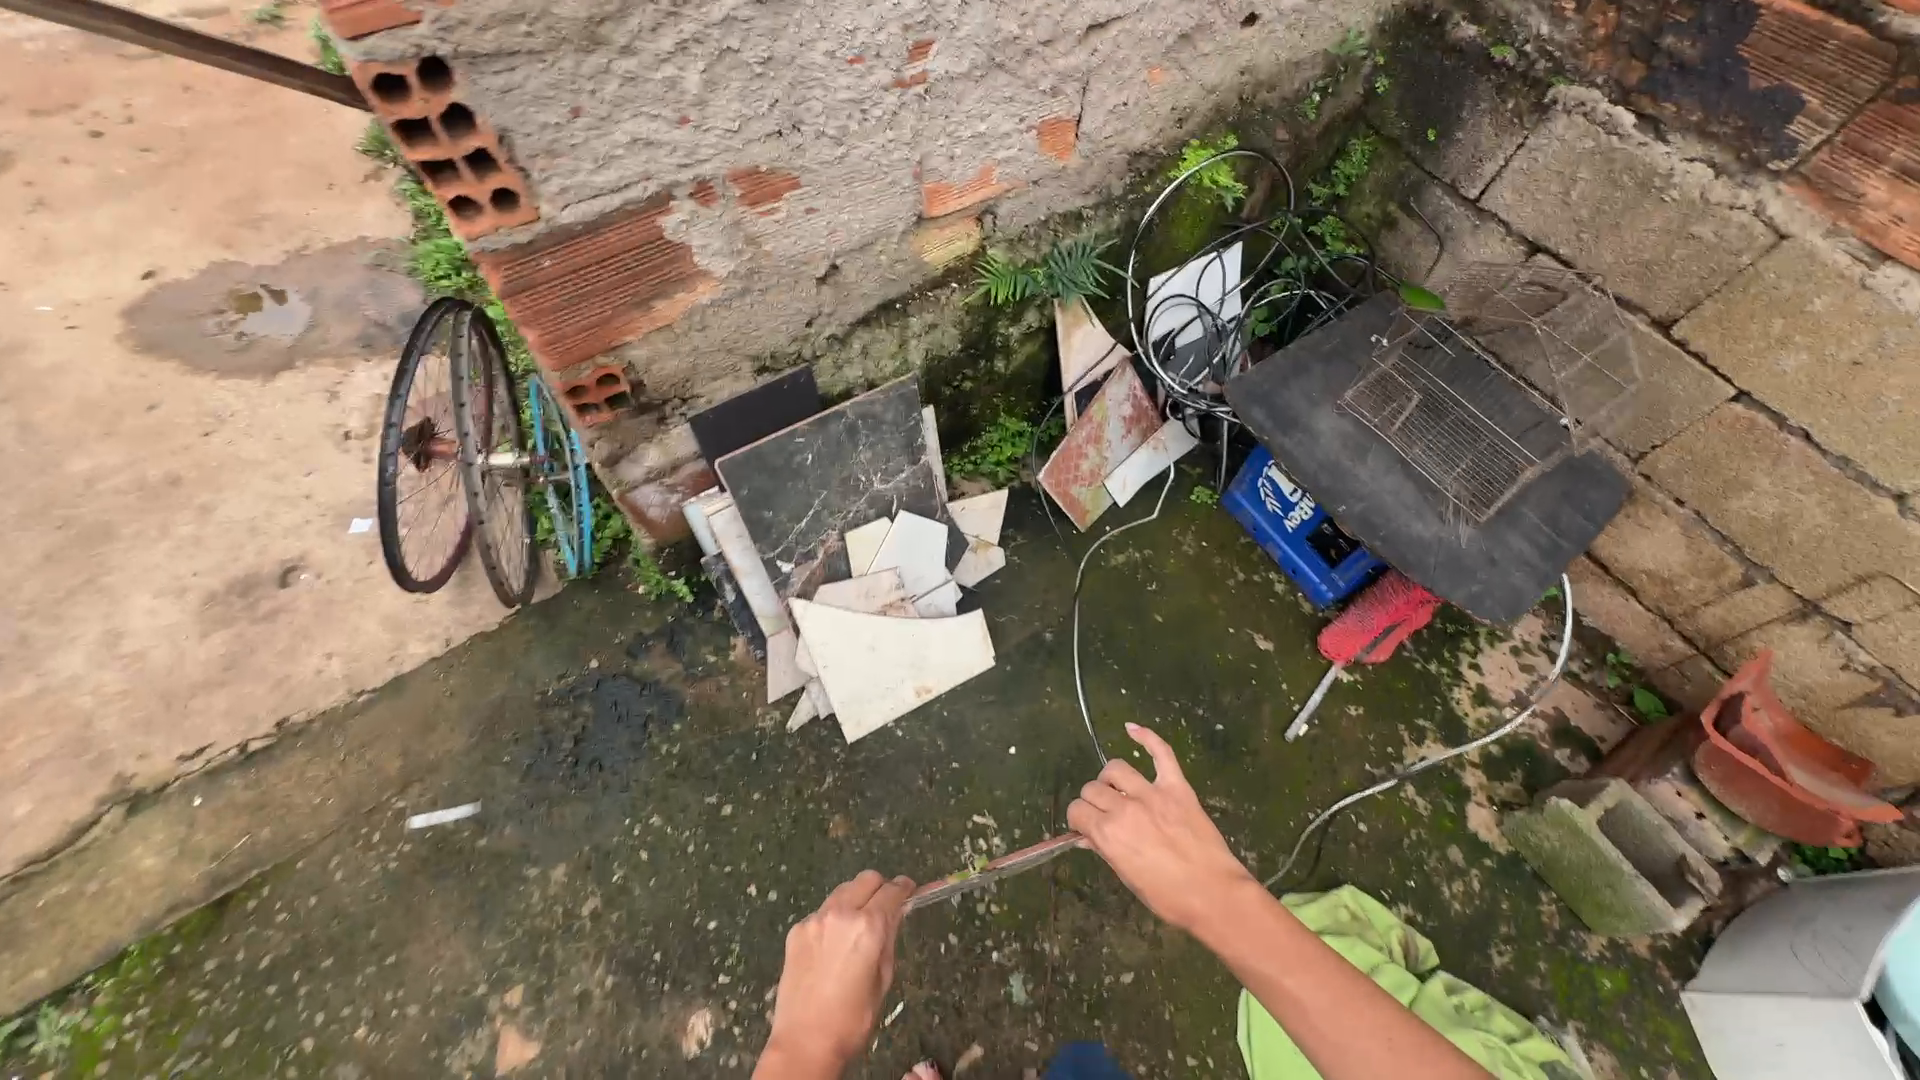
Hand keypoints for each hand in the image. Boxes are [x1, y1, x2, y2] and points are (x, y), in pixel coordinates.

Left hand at [759, 870, 913, 1076]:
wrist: (804, 1043)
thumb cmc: (852, 1019)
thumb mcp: (883, 979)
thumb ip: (889, 938)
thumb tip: (894, 914)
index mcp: (869, 926)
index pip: (892, 890)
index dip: (904, 888)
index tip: (909, 890)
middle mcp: (841, 913)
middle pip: (867, 879)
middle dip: (880, 888)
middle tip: (885, 907)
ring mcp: (815, 919)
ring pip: (843, 891)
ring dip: (855, 900)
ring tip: (856, 927)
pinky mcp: (796, 930)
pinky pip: (822, 912)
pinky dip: (833, 919)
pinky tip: (832, 946)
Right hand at [1068, 723, 1258, 934]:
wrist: (1215, 894)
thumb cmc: (1168, 896)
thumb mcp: (1128, 877)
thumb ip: (1106, 850)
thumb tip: (1087, 836)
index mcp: (1108, 834)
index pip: (1077, 811)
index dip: (1079, 819)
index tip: (1086, 826)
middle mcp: (1125, 808)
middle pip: (1092, 788)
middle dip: (1092, 801)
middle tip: (1104, 813)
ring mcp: (1152, 793)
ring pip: (1116, 768)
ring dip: (1110, 778)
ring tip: (1118, 789)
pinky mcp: (1176, 787)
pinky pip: (1160, 753)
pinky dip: (1146, 737)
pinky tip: (1131, 728)